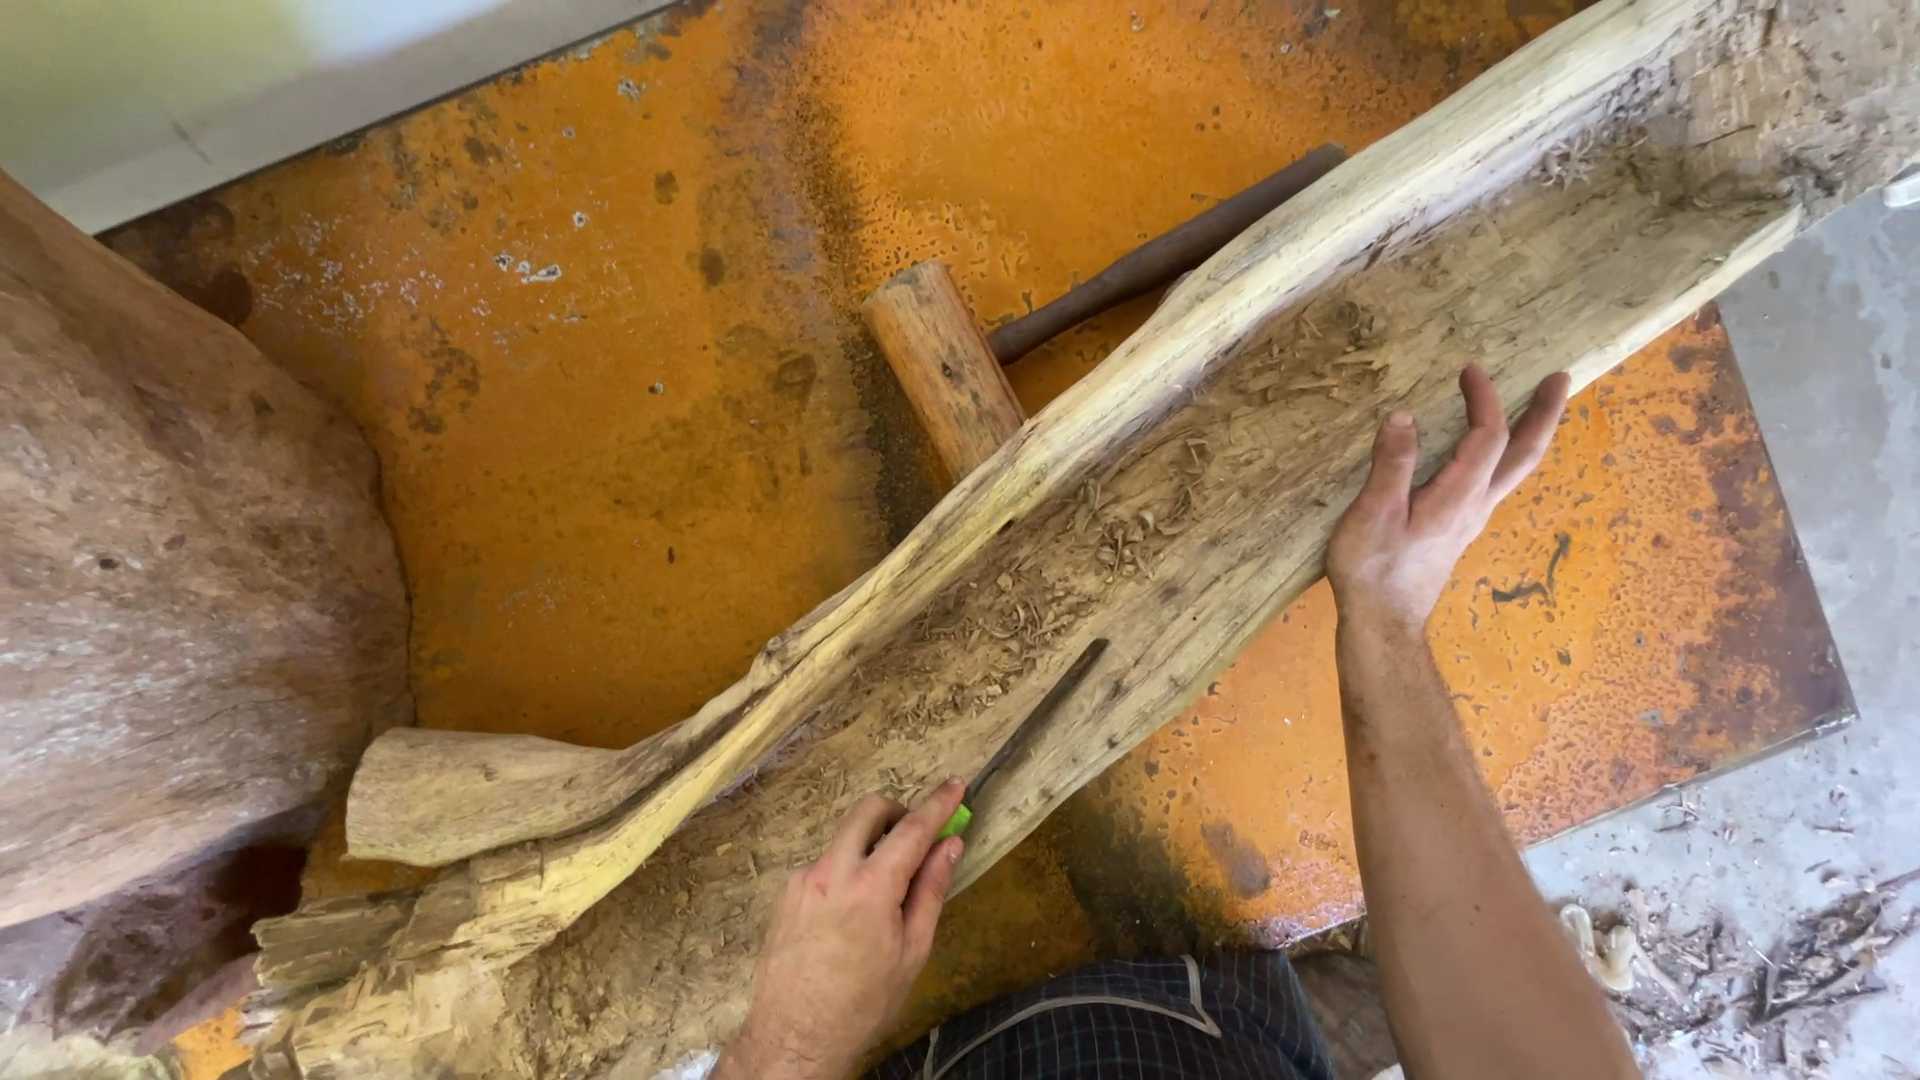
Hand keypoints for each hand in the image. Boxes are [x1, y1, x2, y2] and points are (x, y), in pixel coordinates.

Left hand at [715, 780, 966, 1079]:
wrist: (792, 1040)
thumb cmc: (863, 1003)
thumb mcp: (911, 952)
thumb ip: (930, 890)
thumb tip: (950, 844)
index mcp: (871, 887)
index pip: (913, 828)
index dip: (939, 803)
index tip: (956, 785)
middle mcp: (833, 870)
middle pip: (869, 810)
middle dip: (897, 812)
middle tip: (914, 838)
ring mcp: (803, 878)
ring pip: (845, 837)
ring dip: (870, 846)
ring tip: (880, 895)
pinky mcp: (786, 892)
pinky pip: (825, 864)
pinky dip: (846, 870)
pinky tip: (848, 916)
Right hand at [1327, 366, 1569, 631]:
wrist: (1383, 620)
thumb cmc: (1373, 568)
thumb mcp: (1372, 513)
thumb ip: (1391, 465)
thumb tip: (1402, 415)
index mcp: (1458, 496)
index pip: (1487, 437)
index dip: (1485, 400)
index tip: (1471, 370)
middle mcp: (1476, 506)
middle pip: (1524, 455)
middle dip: (1544, 414)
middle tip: (1560, 379)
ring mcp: (1469, 523)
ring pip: (1513, 472)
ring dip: (1529, 436)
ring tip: (1536, 410)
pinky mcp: (1456, 534)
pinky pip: (1493, 486)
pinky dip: (1503, 459)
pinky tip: (1487, 459)